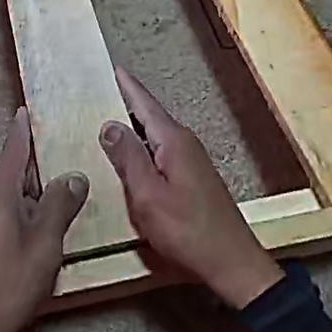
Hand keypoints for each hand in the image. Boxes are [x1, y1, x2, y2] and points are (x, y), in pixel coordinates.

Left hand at [0, 108, 89, 331]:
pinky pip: (4, 211)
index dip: (25, 126)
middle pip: (14, 169)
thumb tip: (73, 176)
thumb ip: (59, 206)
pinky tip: (41, 224)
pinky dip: (23, 209)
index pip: (14, 146)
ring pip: (11, 193)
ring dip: (33, 191)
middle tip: (65, 151)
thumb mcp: (44, 244)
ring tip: (62, 189)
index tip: (29, 107)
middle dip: (38, 162)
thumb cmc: (6, 282)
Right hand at [99, 68, 284, 308]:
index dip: (126, 85)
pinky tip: (129, 154)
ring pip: (154, 133)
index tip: (111, 66)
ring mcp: (191, 159)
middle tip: (98, 91)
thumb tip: (110, 124)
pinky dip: (142, 144)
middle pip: (149, 115)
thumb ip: (128, 157)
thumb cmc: (186, 230)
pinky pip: (160, 149)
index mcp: (173, 140)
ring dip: (132, 125)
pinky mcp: (192, 176)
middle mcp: (184, 143)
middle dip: (125, 102)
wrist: (233, 265)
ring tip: (106, 118)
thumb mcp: (148, 194)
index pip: (144, 103)